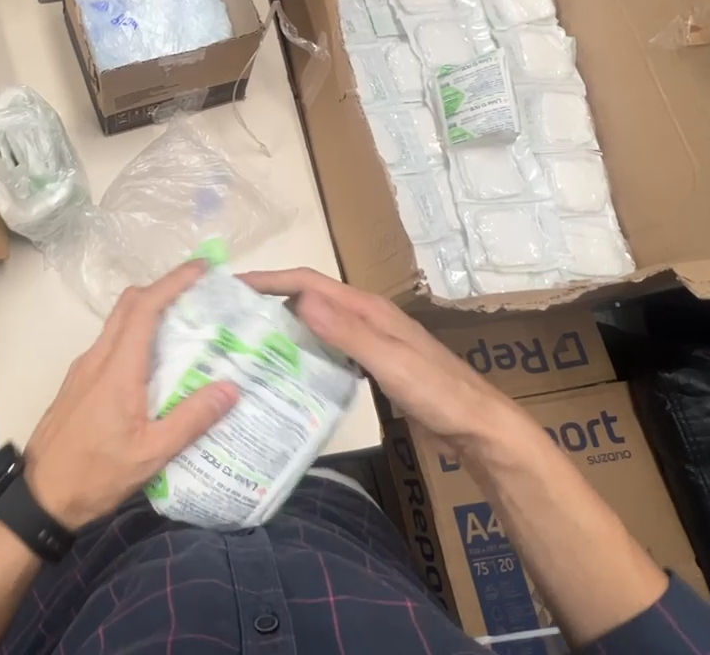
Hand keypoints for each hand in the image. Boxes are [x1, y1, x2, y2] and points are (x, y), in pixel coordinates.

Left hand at [24, 260, 240, 528]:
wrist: (40, 498)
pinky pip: (112, 345)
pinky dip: (136, 337)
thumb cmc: (95, 475)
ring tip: (186, 326)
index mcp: (117, 368)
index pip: (145, 308)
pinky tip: (157, 364)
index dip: (173, 282)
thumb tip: (230, 388)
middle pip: (129, 306)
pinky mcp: (80, 383)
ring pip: (118, 325)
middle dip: (163, 289)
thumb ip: (191, 420)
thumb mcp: (151, 455)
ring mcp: (84, 369)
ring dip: (149, 313)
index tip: (201, 269)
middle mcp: (97, 358)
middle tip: (199, 293)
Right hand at [239, 268, 513, 445]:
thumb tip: (298, 299)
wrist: (479, 428)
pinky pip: (327, 349)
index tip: (231, 287)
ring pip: (316, 325)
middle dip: (269, 302)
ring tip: (248, 343)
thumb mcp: (390, 361)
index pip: (307, 282)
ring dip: (284, 327)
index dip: (269, 280)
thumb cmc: (438, 392)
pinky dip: (303, 352)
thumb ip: (346, 332)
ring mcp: (369, 341)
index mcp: (367, 307)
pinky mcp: (371, 366)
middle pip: (308, 299)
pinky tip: (288, 372)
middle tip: (230, 319)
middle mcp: (365, 317)